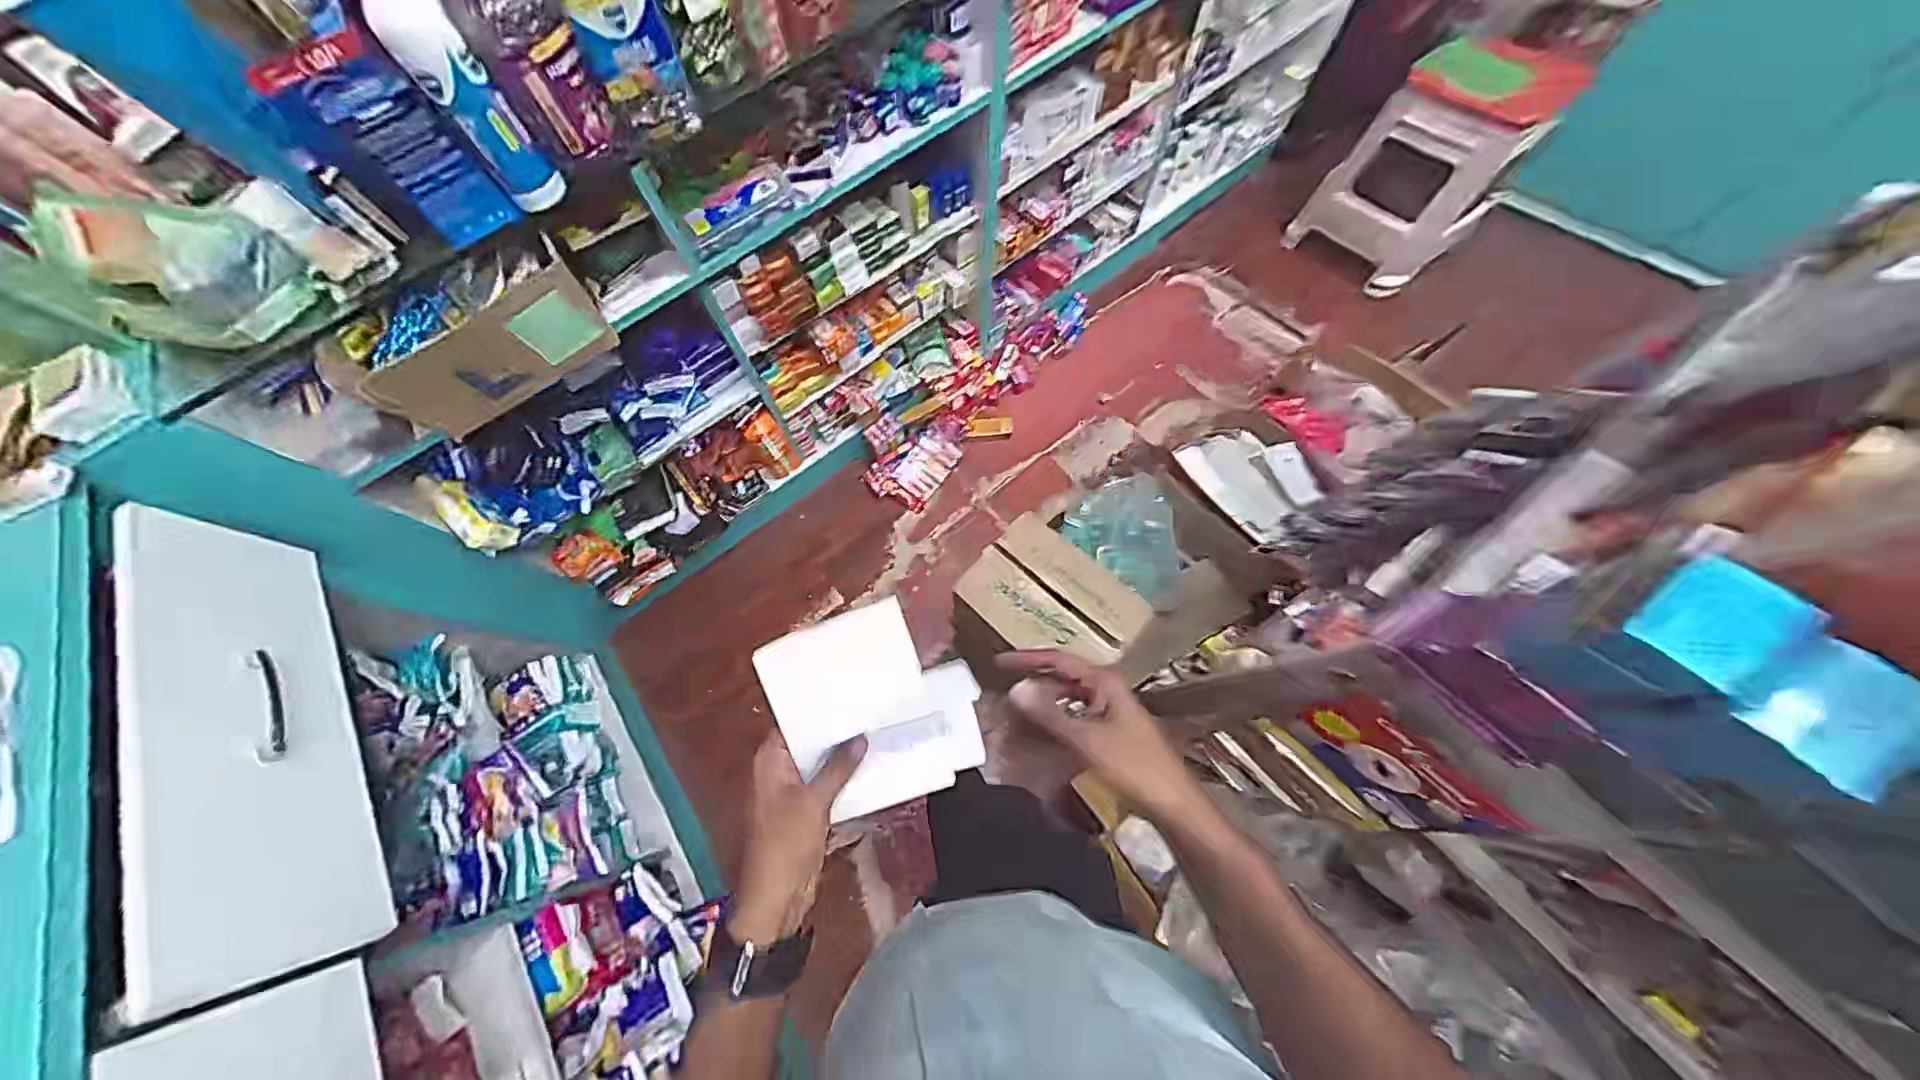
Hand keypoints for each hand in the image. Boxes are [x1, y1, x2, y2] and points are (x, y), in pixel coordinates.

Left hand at [728, 731, 866, 943]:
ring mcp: (790, 792)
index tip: (846, 696)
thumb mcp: (815, 801)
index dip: (817, 711)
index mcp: (770, 761)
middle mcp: (777, 771)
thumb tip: (860, 738)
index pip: (793, 723)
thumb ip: (839, 767)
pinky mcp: (804, 811)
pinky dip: (841, 780)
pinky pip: (824, 786)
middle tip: (867, 711)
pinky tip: (867, 767)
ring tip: (873, 734)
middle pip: (807, 744)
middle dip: (834, 733)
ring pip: (819, 766)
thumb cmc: (786, 843)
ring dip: (841, 758)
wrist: (776, 898)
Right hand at [996, 650, 1208, 823]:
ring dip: (1041, 707)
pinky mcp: (1109, 732)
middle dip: (1032, 685)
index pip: (1058, 660)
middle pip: (1061, 679)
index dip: (1026, 659)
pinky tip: (1039, 737)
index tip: (1001, 662)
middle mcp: (1107, 691)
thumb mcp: (1088, 739)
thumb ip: (1050, 714)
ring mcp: (1109, 711)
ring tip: (1015, 716)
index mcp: (1105, 682)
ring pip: (1066, 701)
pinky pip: (1073, 720)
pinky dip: (1054, 725)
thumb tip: (1019, 690)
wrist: (1173, 803)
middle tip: (1004, 693)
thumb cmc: (1139, 768)